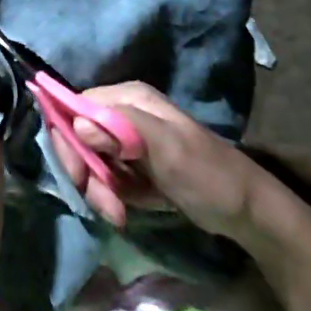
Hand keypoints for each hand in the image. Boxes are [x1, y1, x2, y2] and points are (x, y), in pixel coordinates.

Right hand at [52, 81, 264, 236]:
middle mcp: (122, 113)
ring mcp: (127, 140)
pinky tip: (125, 212)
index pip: (76, 106)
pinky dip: (110, 196)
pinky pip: (105, 177)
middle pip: (78, 137)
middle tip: (105, 204)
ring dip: (98, 191)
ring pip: (89, 161)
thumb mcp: (167, 148)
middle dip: (86, 173)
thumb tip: (77, 123)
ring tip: (119, 214)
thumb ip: (123, 129)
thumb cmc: (206, 173)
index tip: (79, 175)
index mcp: (128, 97)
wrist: (242, 209)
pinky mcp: (132, 165)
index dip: (68, 139)